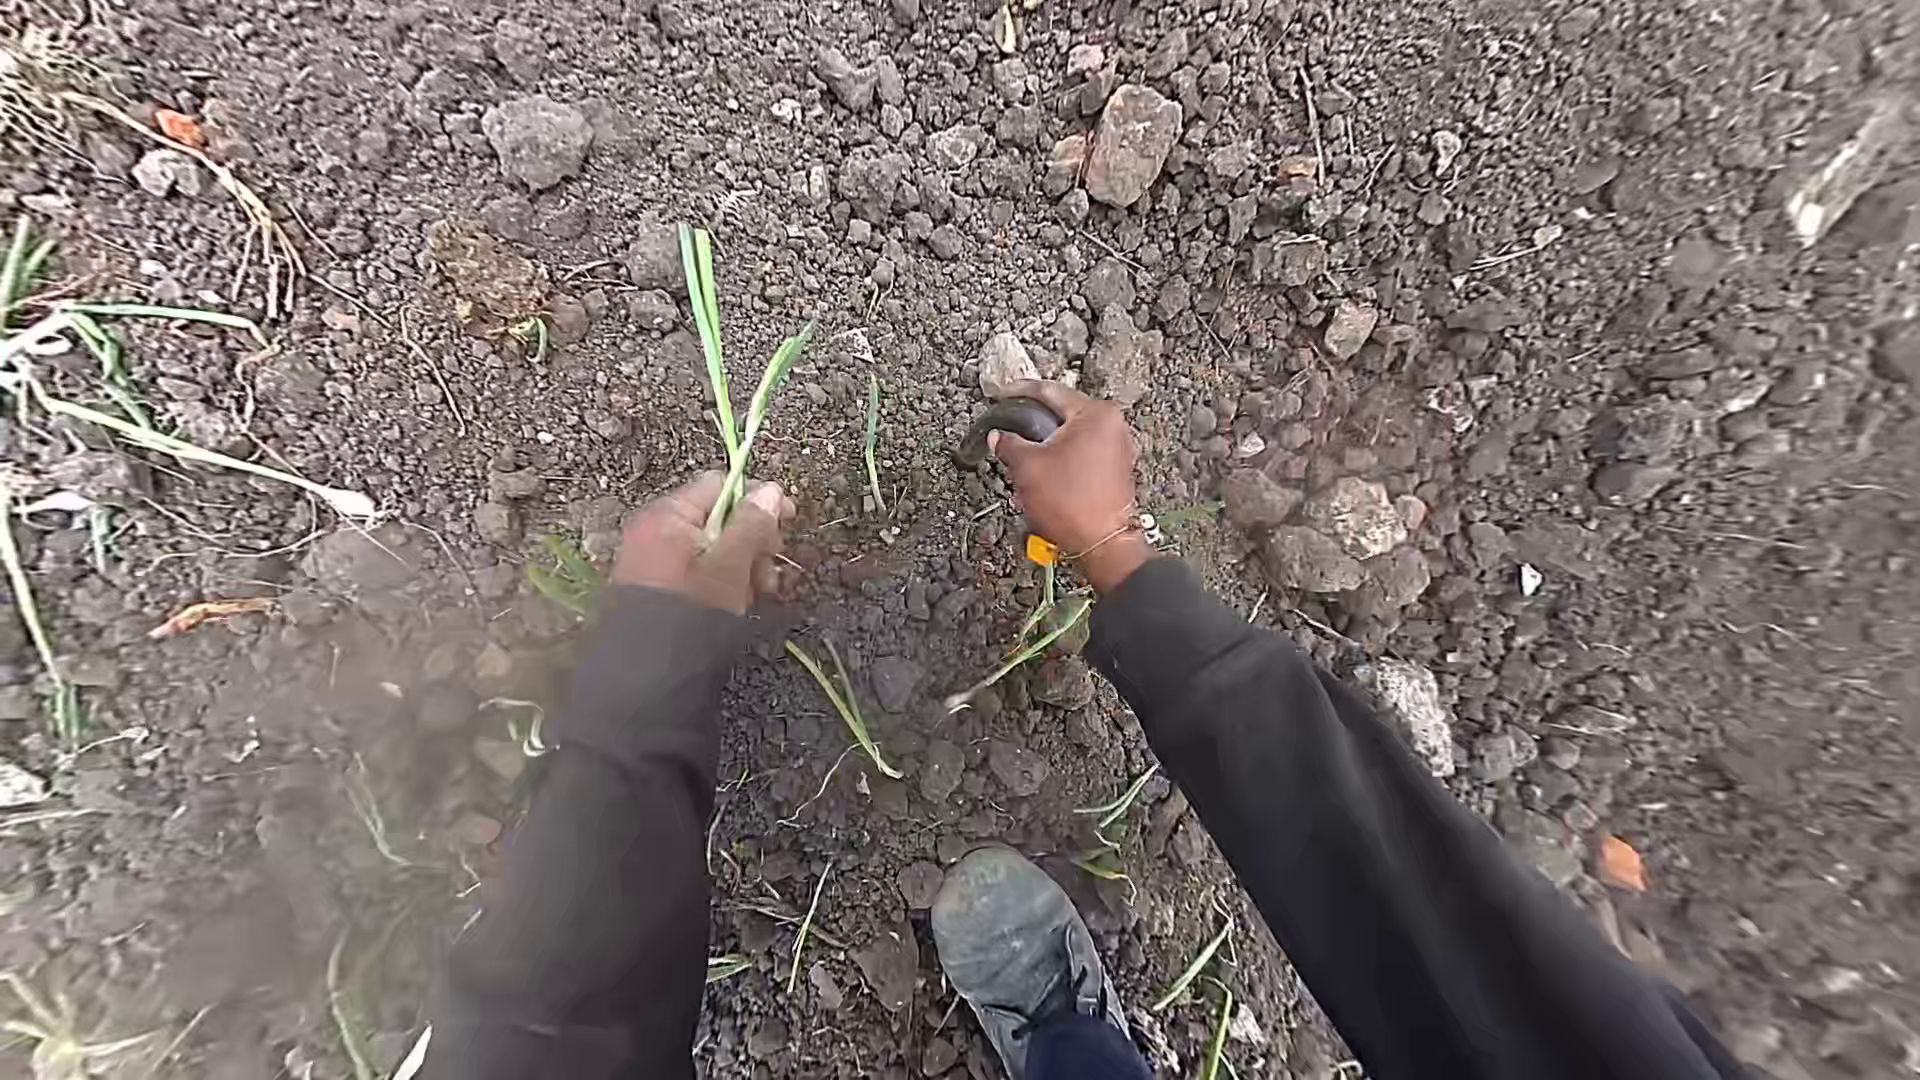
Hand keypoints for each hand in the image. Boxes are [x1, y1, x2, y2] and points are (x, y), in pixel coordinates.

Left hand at [612, 472, 793, 613]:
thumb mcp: (730, 564)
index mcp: (669, 515)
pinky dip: (727, 578)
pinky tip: (742, 599)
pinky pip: (703, 568)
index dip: (758, 499)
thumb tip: (771, 490)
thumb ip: (752, 524)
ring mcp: (658, 558)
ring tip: (760, 590)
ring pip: (716, 545)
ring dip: (746, 563)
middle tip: (771, 567)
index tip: (787, 520)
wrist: (648, 673)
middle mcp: (659, 530)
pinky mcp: (663, 583)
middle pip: (721, 516)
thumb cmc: (691, 611)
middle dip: (754, 539)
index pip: (721, 485)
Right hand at [988, 380, 1152, 592]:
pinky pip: (1081, 449)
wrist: (1101, 544)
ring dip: (1045, 439)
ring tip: (1021, 451)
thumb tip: (999, 436)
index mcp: (1095, 413)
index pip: (1048, 390)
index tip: (999, 395)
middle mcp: (1112, 423)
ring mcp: (1116, 445)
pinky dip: (1060, 454)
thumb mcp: (1027, 467)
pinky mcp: (1114, 466)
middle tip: (1006, 424)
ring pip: (1070, 432)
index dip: (1017, 391)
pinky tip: (1043, 467)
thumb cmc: (1070, 504)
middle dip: (1031, 419)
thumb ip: (1009, 443)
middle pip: (1061, 411)